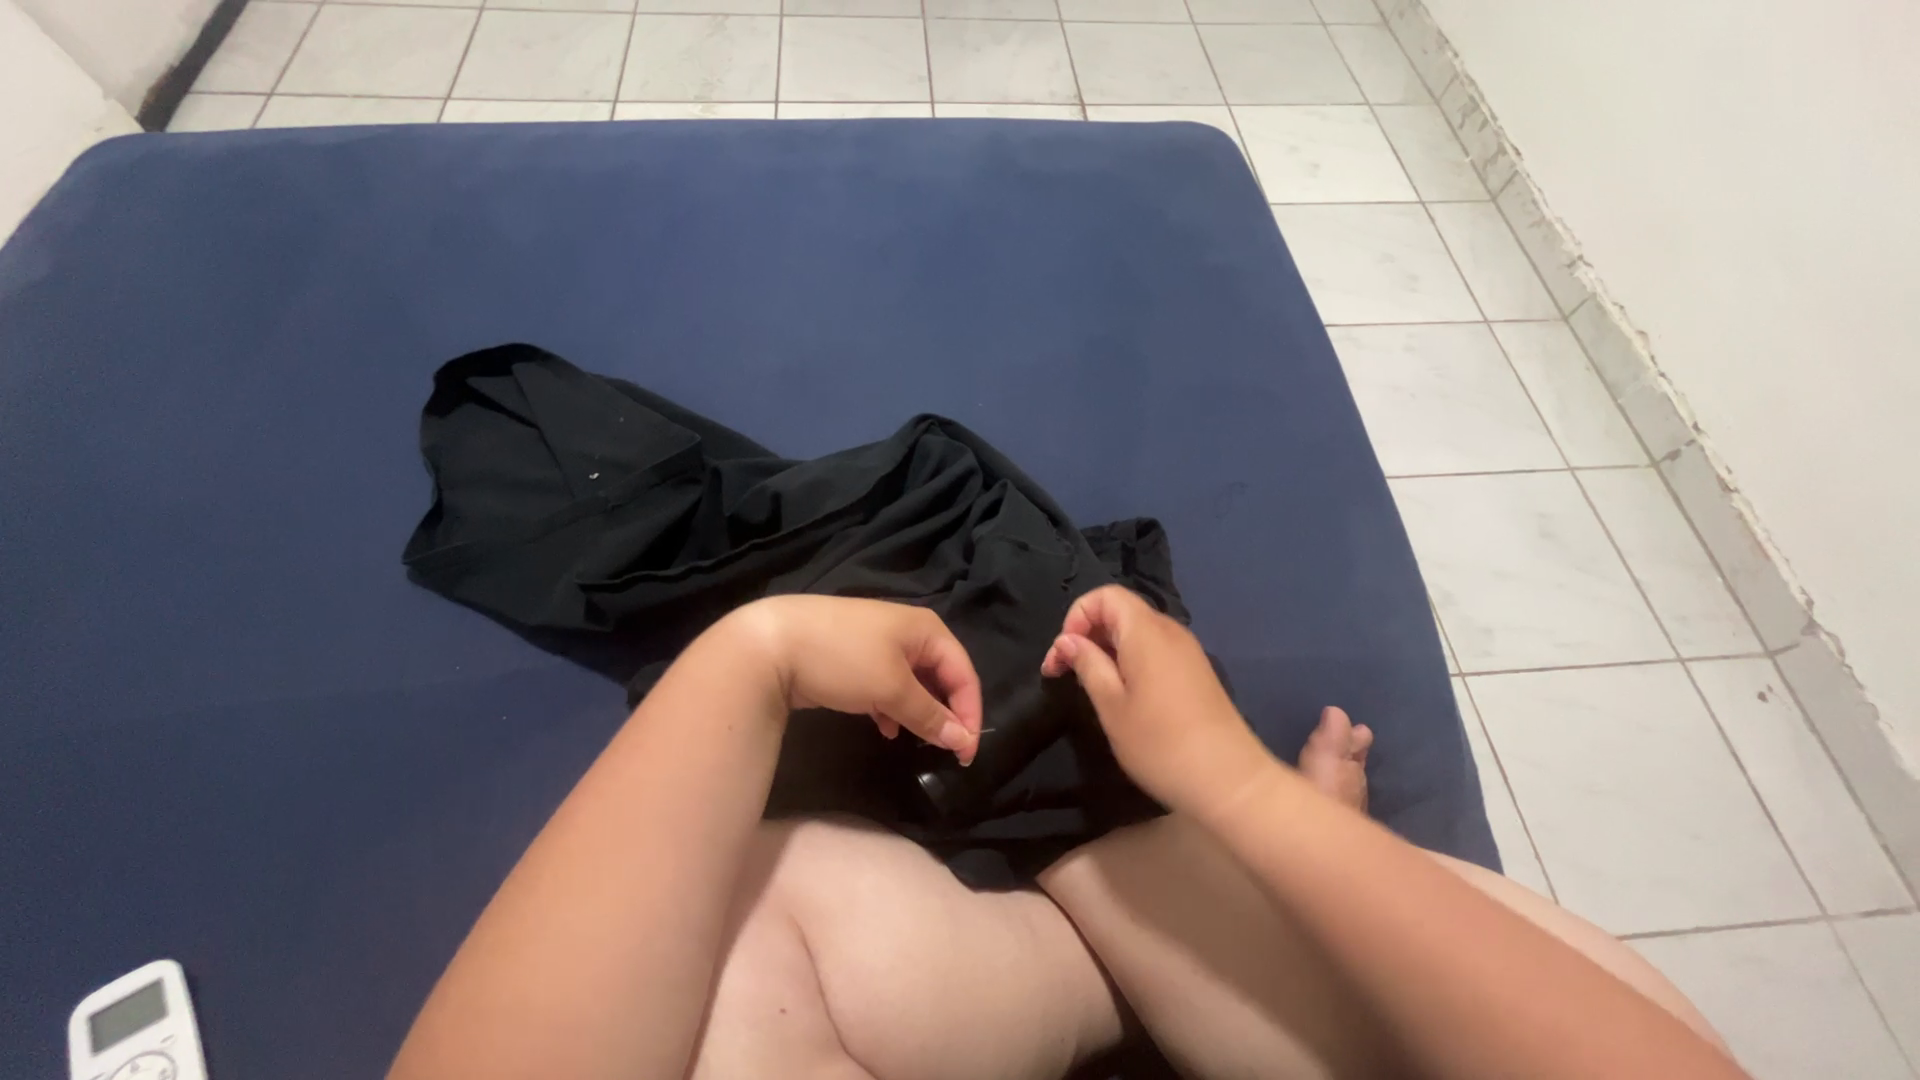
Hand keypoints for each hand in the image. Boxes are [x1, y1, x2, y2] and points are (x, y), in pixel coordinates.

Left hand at [731, 596, 982, 764]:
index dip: (970, 713)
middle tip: (944, 750)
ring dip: (918, 713)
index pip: (963, 673)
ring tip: (915, 741)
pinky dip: (892, 708)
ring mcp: (879, 645)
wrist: (772, 643)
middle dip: (945, 713)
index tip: (966, 753)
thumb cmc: (844, 659)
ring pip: (913, 684)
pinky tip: (885, 729)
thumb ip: (930, 715)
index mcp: (926, 629)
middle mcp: (908, 633)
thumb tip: (962, 740)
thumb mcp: (892, 689)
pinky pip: (887, 686)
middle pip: (941, 677)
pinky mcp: (855, 660)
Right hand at [1040, 585, 1276, 818]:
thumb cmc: (1160, 743)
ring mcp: (1187, 651)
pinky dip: (1130, 660)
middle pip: (1121, 611)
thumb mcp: (1111, 705)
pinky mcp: (1196, 672)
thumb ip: (1087, 664)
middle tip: (1066, 673)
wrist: (1228, 781)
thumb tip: (1067, 641)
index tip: (1063, 655)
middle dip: (1088, 633)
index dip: (1077, 616)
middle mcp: (1170, 631)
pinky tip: (1124, 696)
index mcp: (1146, 631)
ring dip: (1108, 649)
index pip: (1106, 595)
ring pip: (1137, 632)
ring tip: (1092, 687)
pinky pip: (1155, 649)